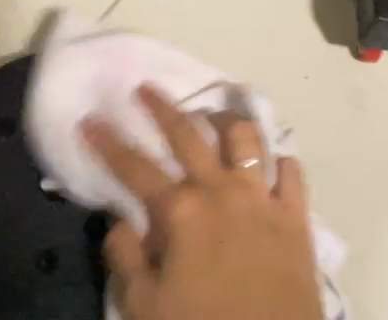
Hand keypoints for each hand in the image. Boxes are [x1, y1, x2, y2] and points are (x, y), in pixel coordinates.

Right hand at [85, 85, 322, 319]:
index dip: (108, 142)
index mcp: (181, 211)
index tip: (91, 119)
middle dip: (162, 108)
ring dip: (226, 121)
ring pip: (245, 138)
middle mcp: (221, 190)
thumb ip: (126, 258)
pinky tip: (269, 159)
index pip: (134, 167)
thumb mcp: (144, 308)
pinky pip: (290, 170)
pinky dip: (278, 159)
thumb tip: (119, 220)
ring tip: (213, 116)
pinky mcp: (296, 214)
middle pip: (189, 134)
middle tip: (146, 89)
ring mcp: (262, 197)